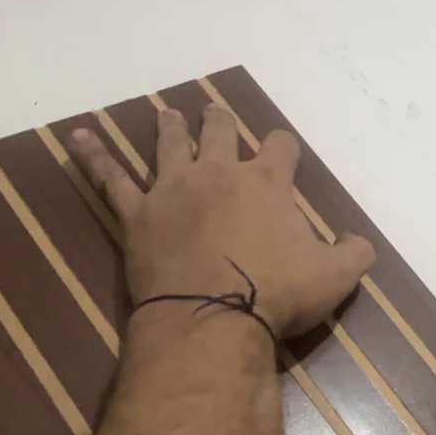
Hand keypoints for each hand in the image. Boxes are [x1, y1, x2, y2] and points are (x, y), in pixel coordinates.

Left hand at [68, 105, 374, 338]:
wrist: (213, 317)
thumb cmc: (277, 294)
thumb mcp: (335, 277)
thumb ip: (353, 253)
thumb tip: (359, 242)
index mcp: (266, 182)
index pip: (279, 146)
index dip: (282, 147)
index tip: (283, 153)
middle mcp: (218, 172)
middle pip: (219, 130)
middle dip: (220, 122)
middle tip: (216, 118)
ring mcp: (173, 189)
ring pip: (169, 143)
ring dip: (171, 127)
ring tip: (169, 117)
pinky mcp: (137, 214)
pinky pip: (110, 179)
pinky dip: (93, 157)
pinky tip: (76, 140)